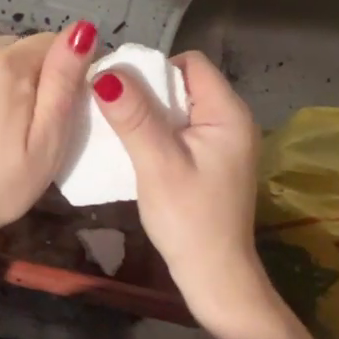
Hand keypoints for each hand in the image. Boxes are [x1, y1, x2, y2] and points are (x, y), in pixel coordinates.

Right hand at [92, 51, 268, 307]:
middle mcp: (233, 121)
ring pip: (180, 110)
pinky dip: (158, 135)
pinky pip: (182, 133)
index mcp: (229, 113)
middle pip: (184, 84)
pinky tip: (136, 152)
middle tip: (112, 111)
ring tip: (119, 131)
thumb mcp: (157, 164)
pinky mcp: (214, 163)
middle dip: (147, 92)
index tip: (119, 91)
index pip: (190, 64)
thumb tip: (104, 72)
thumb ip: (134, 116)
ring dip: (149, 116)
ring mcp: (225, 144)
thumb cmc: (188, 219)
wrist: (214, 275)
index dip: (153, 69)